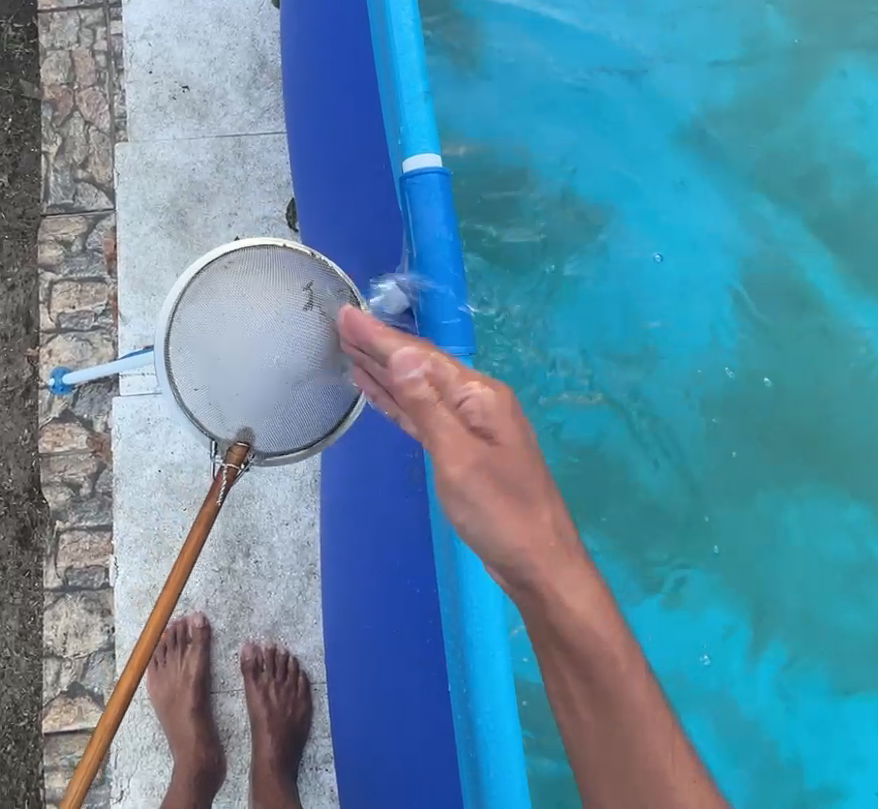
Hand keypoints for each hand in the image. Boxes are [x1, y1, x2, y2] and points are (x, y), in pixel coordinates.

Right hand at [336, 306, 583, 594]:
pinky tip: (375, 389)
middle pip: (418, 365)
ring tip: (349, 348)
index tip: (346, 314)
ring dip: (384, 369)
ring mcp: (468, 424)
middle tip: (340, 323)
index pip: (420, 357)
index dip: (380, 336)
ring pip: (417, 388)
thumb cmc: (500, 512)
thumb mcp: (458, 457)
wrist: (538, 564)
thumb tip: (401, 355)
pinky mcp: (460, 447)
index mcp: (478, 395)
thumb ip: (426, 405)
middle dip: (378, 345)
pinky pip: (420, 413)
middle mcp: (473, 401)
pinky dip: (396, 400)